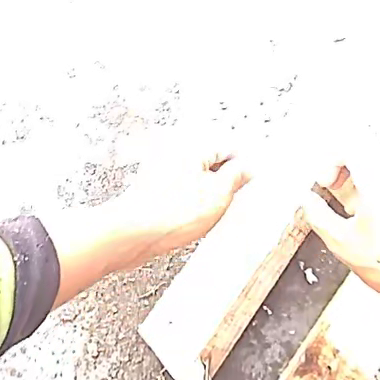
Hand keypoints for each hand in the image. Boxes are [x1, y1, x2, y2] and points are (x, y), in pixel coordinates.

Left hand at [51, 149, 251, 305]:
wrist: (132, 236)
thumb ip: (238, 176)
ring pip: (195, 178)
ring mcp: (160, 168)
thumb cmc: (169, 214)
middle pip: (211, 162)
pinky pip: (179, 191)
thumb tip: (246, 170)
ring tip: (203, 213)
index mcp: (193, 144)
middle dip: (222, 181)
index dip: (242, 169)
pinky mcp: (151, 188)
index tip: (247, 184)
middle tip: (226, 201)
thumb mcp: (220, 194)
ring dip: (203, 193)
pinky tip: (187, 218)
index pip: (230, 148)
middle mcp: (173, 150)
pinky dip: (186, 202)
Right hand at [298, 146, 379, 313]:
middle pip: (370, 152)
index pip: (348, 146)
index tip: (325, 183)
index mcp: (379, 175)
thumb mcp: (343, 243)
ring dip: (370, 183)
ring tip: (363, 214)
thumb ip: (317, 216)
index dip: (330, 163)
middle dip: (349, 172)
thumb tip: (308, 203)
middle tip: (339, 194)